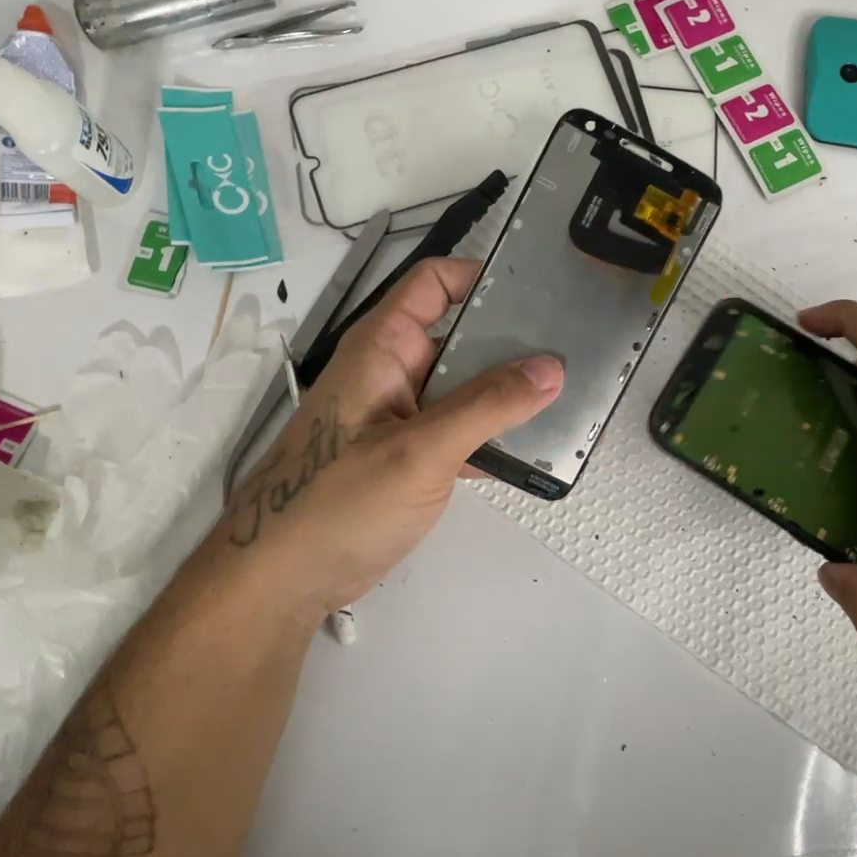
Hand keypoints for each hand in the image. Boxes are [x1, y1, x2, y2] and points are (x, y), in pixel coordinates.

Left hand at [218, 258, 562, 616]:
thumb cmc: (338, 502)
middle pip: (460, 336)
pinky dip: (495, 435)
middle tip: (574, 348)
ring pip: (466, 388)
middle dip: (513, 341)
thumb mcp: (419, 450)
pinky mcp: (410, 457)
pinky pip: (462, 430)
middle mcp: (393, 372)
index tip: (540, 289)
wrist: (281, 580)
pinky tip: (537, 449)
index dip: (482, 276)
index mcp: (383, 348)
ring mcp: (401, 417)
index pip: (433, 283)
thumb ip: (488, 406)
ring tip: (570, 396)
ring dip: (510, 394)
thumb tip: (552, 368)